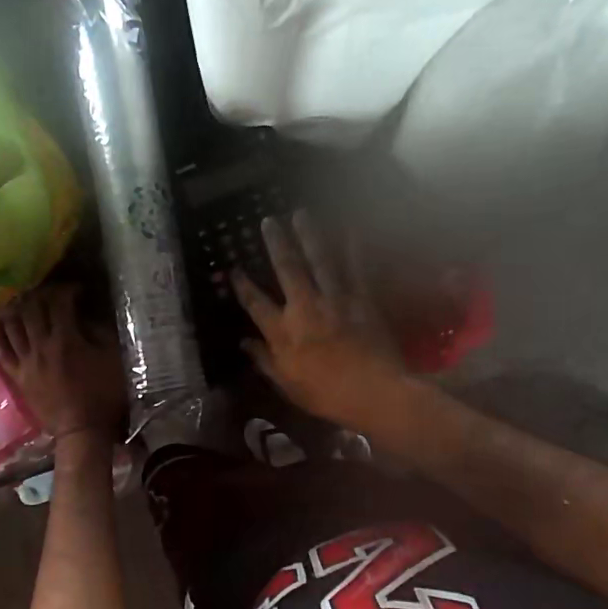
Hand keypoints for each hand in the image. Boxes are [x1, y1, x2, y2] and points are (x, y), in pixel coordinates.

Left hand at [0, 287, 126, 442]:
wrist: (82, 430)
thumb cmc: (104, 395)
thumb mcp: (113, 360)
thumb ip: (100, 333)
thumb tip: (87, 316)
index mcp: (66, 340)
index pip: (60, 303)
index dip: (68, 291)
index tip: (77, 290)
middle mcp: (40, 346)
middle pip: (31, 309)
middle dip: (41, 295)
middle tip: (51, 295)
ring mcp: (24, 361)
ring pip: (11, 325)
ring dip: (17, 309)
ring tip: (27, 304)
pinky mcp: (16, 376)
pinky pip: (1, 349)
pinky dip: (0, 332)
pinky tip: (4, 324)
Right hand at [233, 213, 408, 429]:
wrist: (374, 392)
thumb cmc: (327, 395)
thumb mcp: (288, 385)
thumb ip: (265, 361)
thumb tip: (244, 343)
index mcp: (283, 332)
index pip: (256, 303)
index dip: (243, 285)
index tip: (233, 268)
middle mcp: (305, 308)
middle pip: (287, 269)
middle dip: (276, 243)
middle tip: (268, 221)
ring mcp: (335, 300)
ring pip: (319, 260)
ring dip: (309, 235)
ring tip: (301, 213)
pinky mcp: (362, 299)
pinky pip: (357, 267)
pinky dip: (353, 246)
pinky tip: (349, 227)